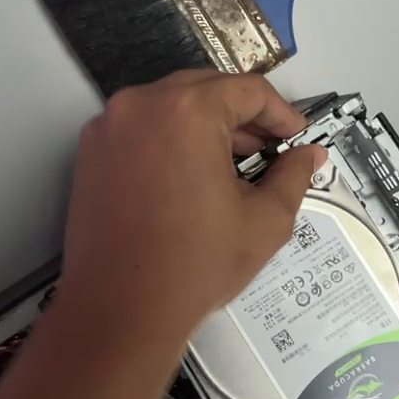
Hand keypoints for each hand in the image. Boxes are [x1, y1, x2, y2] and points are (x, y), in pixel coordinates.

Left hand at [59, 70, 326, 349]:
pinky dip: (170, 139)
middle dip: (244, 116)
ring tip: (233, 165)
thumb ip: (293, 177)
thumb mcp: (264, 221)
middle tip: (270, 150)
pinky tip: (191, 176)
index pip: (248, 90)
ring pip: (172, 105)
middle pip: (207, 89)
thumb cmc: (189, 269)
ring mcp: (109, 127)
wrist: (120, 310)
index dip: (281, 114)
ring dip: (207, 125)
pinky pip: (141, 127)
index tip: (294, 137)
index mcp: (187, 112)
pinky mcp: (91, 152)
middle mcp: (141, 106)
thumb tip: (307, 156)